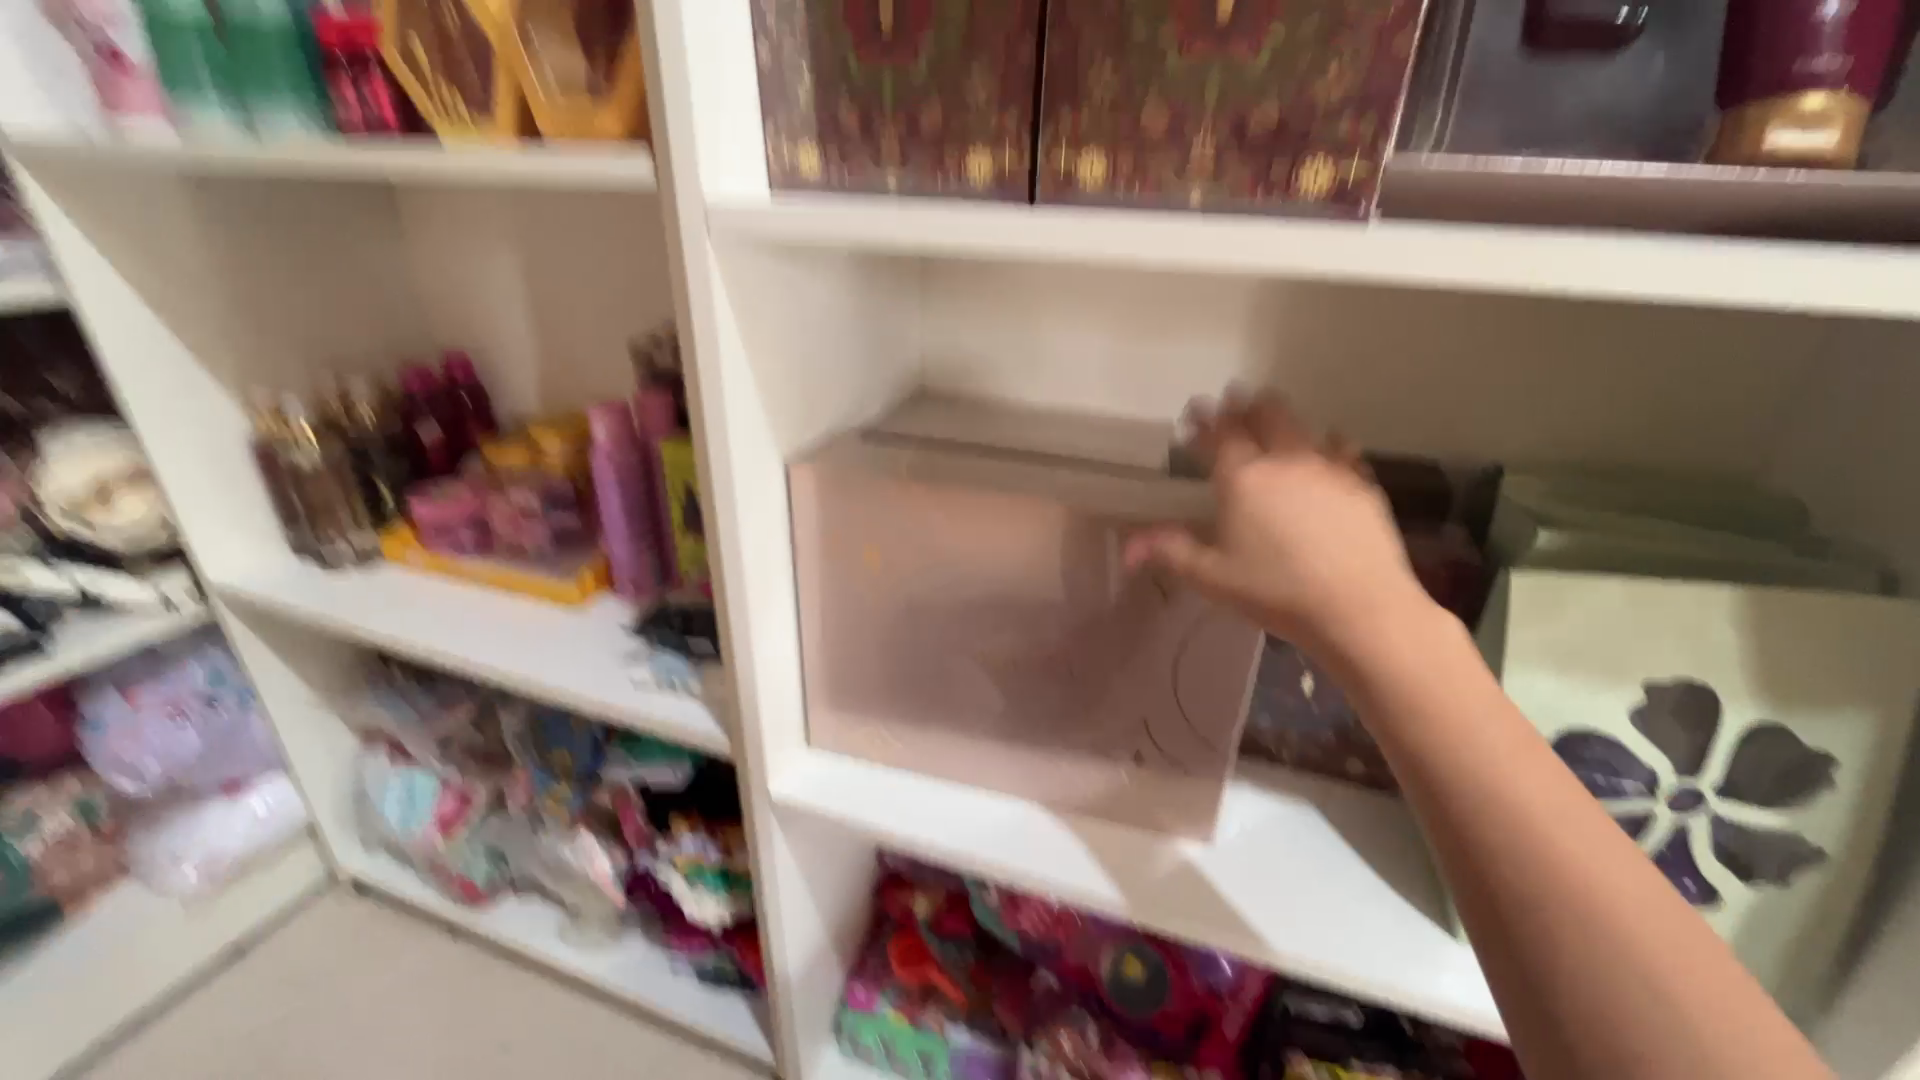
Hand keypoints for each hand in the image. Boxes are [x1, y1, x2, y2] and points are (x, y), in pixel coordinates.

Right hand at [1123, 392, 1435, 661]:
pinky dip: (1328, 443)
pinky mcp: (1361, 484)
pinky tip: (1329, 447)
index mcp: (1242, 478)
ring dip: (1282, 417)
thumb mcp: (1211, 576)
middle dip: (1244, 405)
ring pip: (1302, 425)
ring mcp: (1328, 468)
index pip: (1218, 434)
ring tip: (1273, 417)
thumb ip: (1170, 551)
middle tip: (1233, 402)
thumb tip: (1129, 546)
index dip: (1202, 419)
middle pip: (1264, 413)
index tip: (1193, 411)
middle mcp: (1284, 460)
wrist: (1358, 607)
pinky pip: (1341, 450)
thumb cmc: (1274, 591)